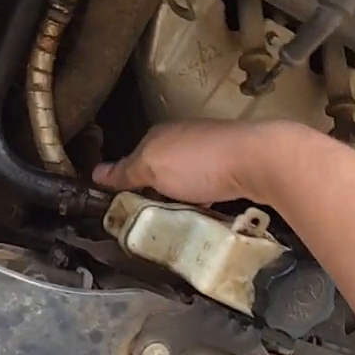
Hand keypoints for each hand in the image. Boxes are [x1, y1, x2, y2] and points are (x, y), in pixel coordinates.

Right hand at [93, 120, 309, 205]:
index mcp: (159, 134)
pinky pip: (208, 184)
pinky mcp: (233, 164)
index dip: (127, 181)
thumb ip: (125, 172)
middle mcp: (183, 137)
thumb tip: (95, 173)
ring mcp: (210, 149)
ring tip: (175, 219)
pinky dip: (202, 198)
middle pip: (159, 168)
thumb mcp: (151, 168)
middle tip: (148, 218)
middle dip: (153, 190)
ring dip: (179, 196)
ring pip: (184, 178)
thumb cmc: (199, 163)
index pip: (133, 158)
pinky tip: (204, 211)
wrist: (259, 161)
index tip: (123, 206)